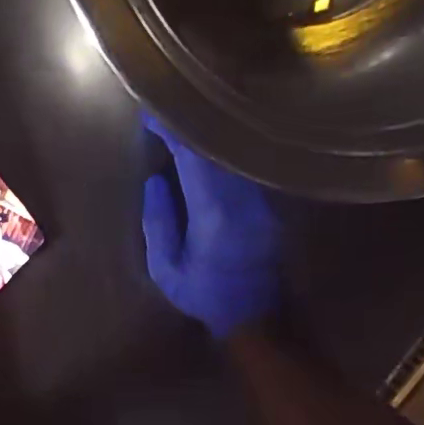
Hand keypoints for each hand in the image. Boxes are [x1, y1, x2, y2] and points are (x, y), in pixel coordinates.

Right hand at [141, 117, 284, 337]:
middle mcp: (244, 195)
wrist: (253, 313)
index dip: (173, 130)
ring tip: (187, 125)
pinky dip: (226, 151)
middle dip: (192, 125)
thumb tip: (156, 181)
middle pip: (220, 145)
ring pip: (238, 150)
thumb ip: (158, 223)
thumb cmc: (204, 295)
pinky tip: (210, 148)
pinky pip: (247, 163)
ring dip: (212, 135)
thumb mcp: (166, 269)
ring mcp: (263, 195)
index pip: (194, 155)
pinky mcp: (270, 200)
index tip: (153, 114)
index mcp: (214, 211)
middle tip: (169, 112)